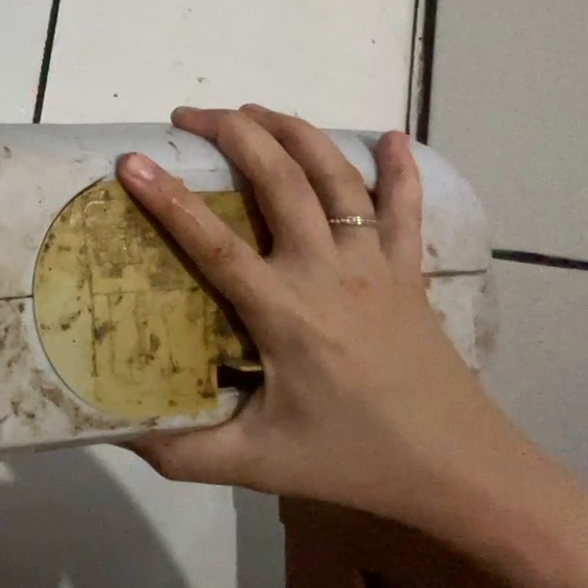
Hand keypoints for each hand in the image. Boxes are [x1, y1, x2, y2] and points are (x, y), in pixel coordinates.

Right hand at [114, 105, 517, 522]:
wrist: (474, 477)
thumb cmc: (358, 460)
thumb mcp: (260, 463)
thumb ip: (182, 451)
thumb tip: (114, 435)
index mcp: (286, 313)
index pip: (215, 243)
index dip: (169, 199)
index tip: (131, 160)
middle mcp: (329, 273)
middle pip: (281, 181)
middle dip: (232, 134)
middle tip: (187, 117)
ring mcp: (374, 266)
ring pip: (336, 177)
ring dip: (292, 132)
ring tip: (250, 111)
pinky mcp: (407, 272)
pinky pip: (404, 208)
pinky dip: (399, 168)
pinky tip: (389, 136)